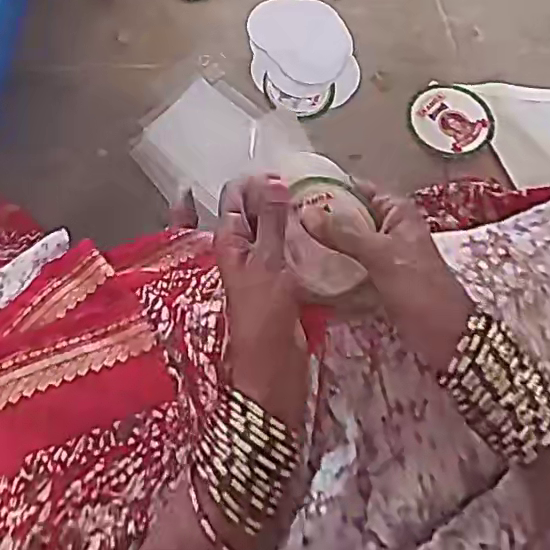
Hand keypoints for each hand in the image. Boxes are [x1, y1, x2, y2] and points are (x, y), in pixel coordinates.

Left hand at [216, 175, 307, 425]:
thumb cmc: (264, 319)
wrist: (276, 376)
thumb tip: (273, 181)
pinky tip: (321, 230)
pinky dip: (300, 237)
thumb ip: (272, 222)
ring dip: (288, 215)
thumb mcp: (267, 264)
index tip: (282, 173)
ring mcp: (262, 266)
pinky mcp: (282, 281)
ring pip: (273, 229)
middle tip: (303, 181)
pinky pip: (289, 249)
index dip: (253, 181)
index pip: (234, 198)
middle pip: (254, 211)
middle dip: (271, 194)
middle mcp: (242, 250)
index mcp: (228, 242)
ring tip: (315, 199)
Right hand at [300, 183, 475, 369]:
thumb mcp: (382, 256)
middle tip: (284, 221)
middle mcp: (387, 227)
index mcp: (395, 211)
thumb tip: (305, 213)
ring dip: (322, 245)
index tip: (295, 192)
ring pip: (345, 243)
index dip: (328, 187)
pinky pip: (347, 267)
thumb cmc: (421, 289)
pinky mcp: (375, 280)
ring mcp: (381, 255)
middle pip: (347, 216)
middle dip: (320, 219)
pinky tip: (304, 271)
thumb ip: (344, 234)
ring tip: (288, 244)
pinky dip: (330, 268)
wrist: (448, 340)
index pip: (356, 188)